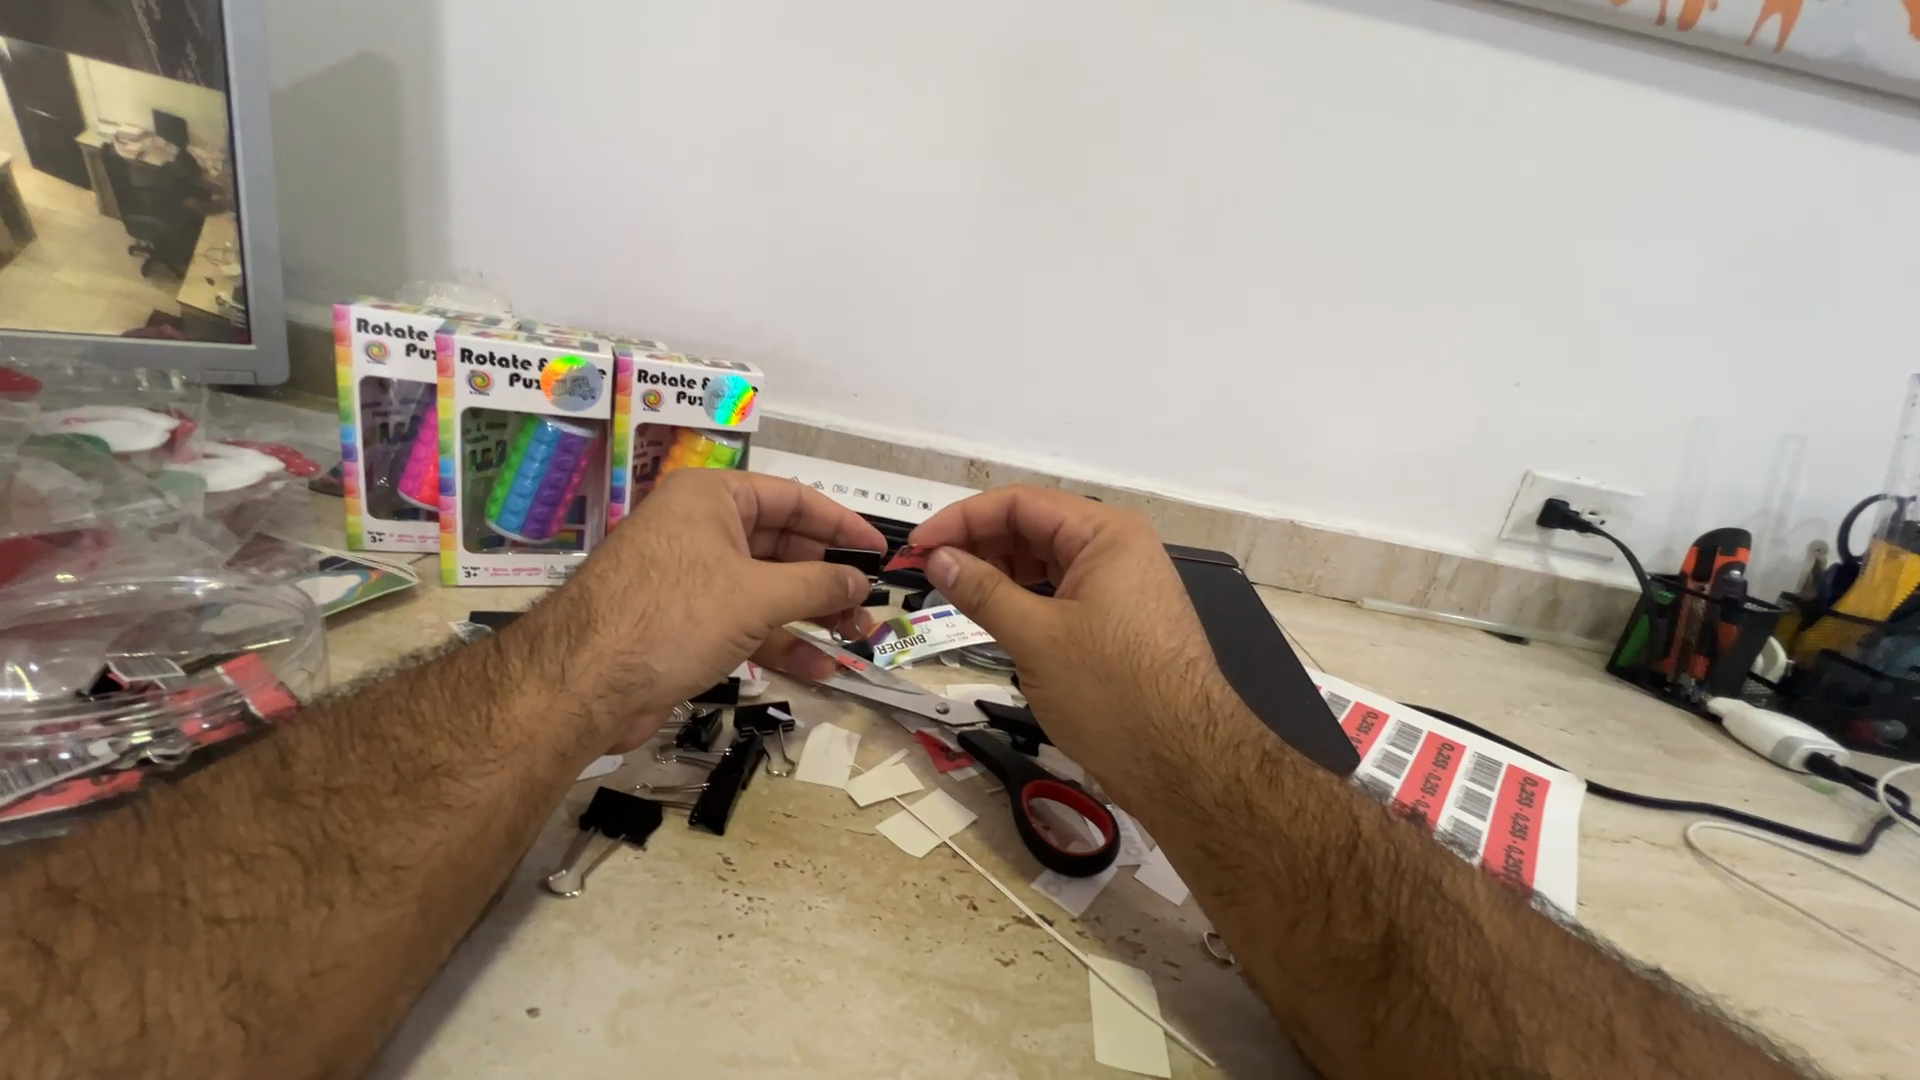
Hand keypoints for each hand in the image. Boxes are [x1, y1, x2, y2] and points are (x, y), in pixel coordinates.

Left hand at [522, 470, 884, 752]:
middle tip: (870, 604)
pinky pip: (747, 622)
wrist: (582, 685)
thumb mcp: (757, 595)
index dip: (841, 525)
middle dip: (829, 579)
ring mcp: (694, 578)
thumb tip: (861, 581)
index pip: (794, 500)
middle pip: (783, 547)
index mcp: (713, 498)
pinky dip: (781, 642)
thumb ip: (818, 584)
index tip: (878, 551)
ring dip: (812, 615)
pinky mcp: (688, 622)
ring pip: (769, 589)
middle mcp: (703, 530)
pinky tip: (819, 668)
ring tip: (858, 638)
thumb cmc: (674, 616)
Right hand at [907, 487, 1234, 793]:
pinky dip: (1022, 596)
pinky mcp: (1116, 617)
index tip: (918, 545)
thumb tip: (936, 557)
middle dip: (978, 543)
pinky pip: (1060, 590)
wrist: (1184, 765)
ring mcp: (1119, 583)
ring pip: (1045, 560)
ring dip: (997, 570)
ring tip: (952, 590)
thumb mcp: (1037, 637)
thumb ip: (982, 591)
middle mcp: (1116, 547)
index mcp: (1105, 533)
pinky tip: (992, 610)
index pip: (1020, 504)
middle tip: (928, 570)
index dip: (962, 518)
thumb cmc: (1113, 693)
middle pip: (1033, 527)